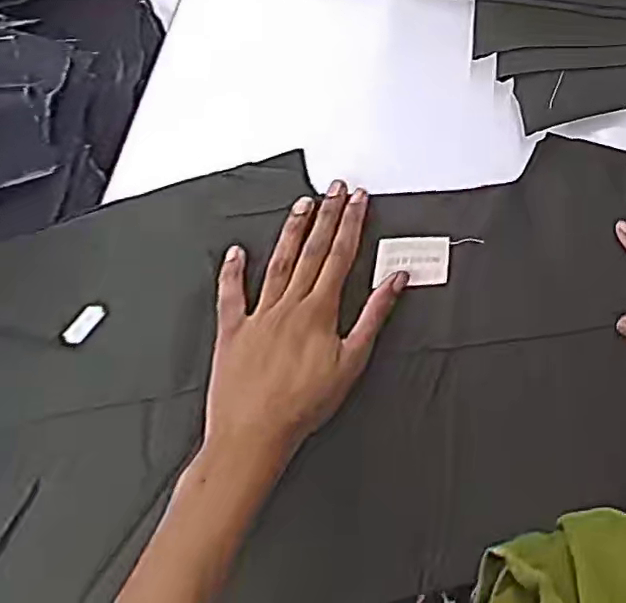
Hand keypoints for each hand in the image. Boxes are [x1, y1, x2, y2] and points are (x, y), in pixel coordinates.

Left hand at [204, 182, 406, 465]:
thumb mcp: (353, 360)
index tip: (359, 200)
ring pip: (278, 263)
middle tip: (336, 189)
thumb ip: (374, 315)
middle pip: (312, 250)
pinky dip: (232, 272)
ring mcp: (259, 316)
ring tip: (302, 204)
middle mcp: (289, 305)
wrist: (252, 437)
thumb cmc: (306, 403)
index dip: (352, 223)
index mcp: (319, 310)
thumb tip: (394, 280)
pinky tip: (235, 252)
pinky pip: (231, 296)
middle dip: (328, 216)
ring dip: (291, 231)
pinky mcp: (233, 332)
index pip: (340, 255)